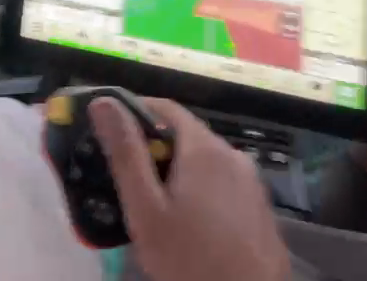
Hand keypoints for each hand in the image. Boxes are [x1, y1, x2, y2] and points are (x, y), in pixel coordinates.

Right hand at [91, 96, 291, 280]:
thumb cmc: (190, 264)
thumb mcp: (145, 209)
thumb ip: (125, 152)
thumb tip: (104, 101)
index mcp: (206, 149)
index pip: (164, 107)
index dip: (134, 112)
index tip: (110, 134)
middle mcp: (234, 157)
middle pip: (185, 136)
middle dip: (154, 150)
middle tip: (129, 181)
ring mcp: (253, 188)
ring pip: (204, 164)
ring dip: (178, 173)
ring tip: (155, 208)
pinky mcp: (262, 215)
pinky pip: (224, 188)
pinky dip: (202, 194)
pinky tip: (190, 228)